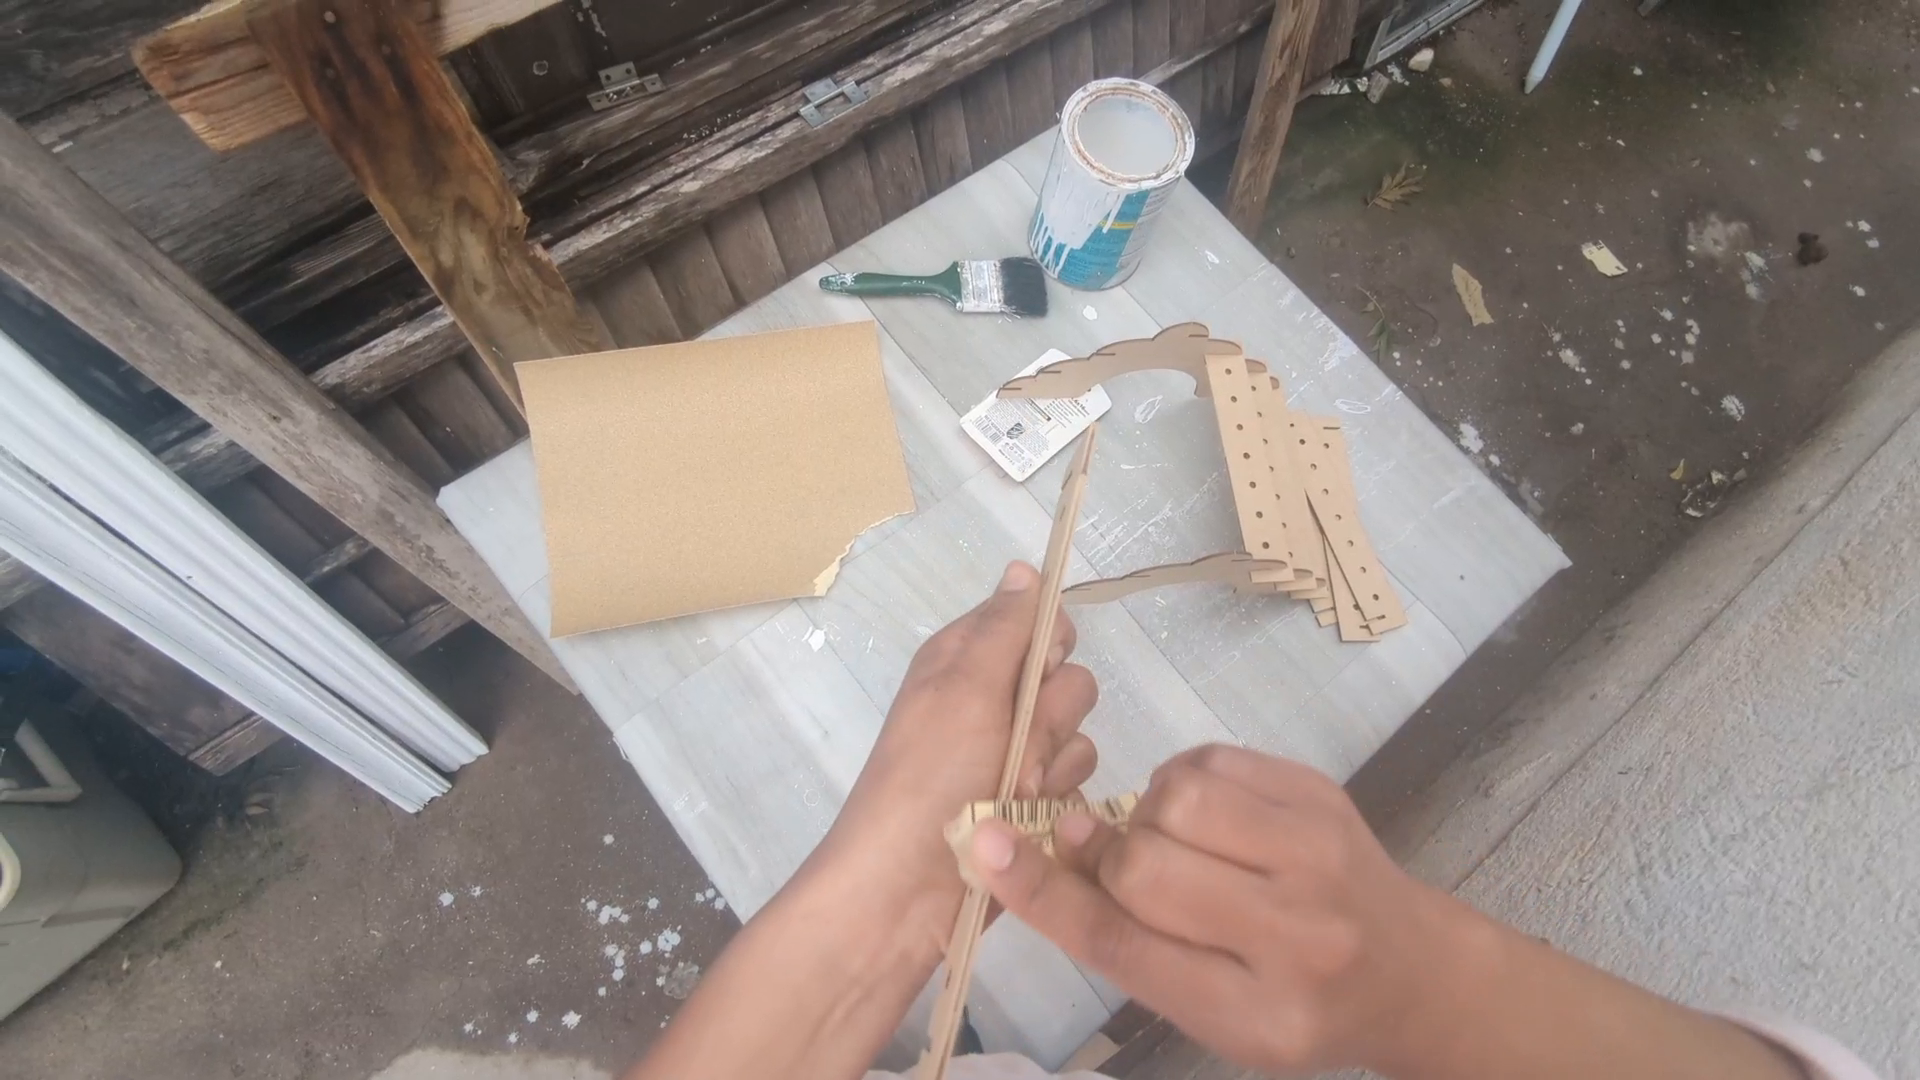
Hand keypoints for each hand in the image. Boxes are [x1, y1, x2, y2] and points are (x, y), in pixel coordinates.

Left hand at [814, 560, 1101, 948]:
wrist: (907, 889)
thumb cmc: (932, 773)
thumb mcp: (966, 687)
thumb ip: (1005, 626)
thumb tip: (1024, 565)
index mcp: (967, 659)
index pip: (1036, 619)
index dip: (1048, 641)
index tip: (1039, 666)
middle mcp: (993, 698)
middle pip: (1068, 677)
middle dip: (1051, 712)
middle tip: (1016, 742)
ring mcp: (1015, 753)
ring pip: (1078, 732)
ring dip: (1052, 762)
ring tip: (1012, 791)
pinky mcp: (1033, 800)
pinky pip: (1077, 782)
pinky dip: (1054, 800)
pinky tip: (1026, 819)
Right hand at [966, 743, 1461, 1075]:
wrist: (1407, 967)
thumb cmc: (1289, 999)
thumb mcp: (1205, 1003)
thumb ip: (1124, 934)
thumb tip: (1049, 843)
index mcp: (1255, 1015)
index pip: (1124, 947)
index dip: (1044, 893)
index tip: (985, 841)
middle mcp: (1298, 937)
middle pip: (1144, 864)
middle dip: (1113, 854)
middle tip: (1130, 861)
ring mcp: (1320, 853)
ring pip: (1176, 797)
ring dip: (1153, 814)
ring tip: (1183, 840)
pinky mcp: (1320, 791)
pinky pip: (1208, 759)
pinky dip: (1187, 781)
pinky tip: (1217, 816)